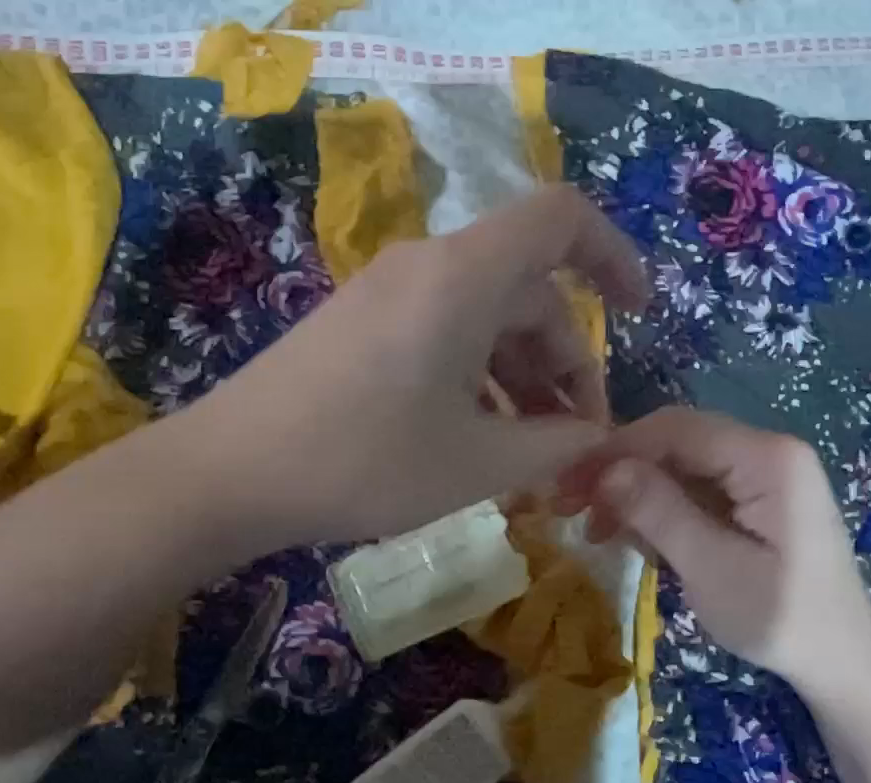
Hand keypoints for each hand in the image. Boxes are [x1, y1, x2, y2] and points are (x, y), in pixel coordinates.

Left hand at [197, 185, 649, 543]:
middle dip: (567, 363)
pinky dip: (476, 379)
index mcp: (464, 277)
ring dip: (522, 380)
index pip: (563, 220)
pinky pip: (442, 335)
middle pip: (527, 290)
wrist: (231, 473)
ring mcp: (386, 295)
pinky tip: (477, 441)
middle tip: (576, 440)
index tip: (639, 315)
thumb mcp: (477, 463)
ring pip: (484, 320)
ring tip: (530, 455)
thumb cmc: (365, 463)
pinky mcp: (359, 326)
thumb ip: (556, 446)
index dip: (614, 256)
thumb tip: (598, 437)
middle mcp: (427, 268)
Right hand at [558, 407, 870, 694]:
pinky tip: (638, 542)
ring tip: (599, 534)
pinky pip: (695, 491)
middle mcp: (766, 452)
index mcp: (767, 457)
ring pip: (679, 466)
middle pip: (675, 442)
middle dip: (619, 471)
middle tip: (570, 508)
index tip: (566, 487)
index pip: (674, 429)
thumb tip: (606, 471)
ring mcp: (762, 476)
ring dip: (634, 494)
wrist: (840, 660)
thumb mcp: (712, 568)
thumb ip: (660, 512)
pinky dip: (660, 511)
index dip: (614, 451)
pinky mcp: (755, 501)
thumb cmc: (780, 618)